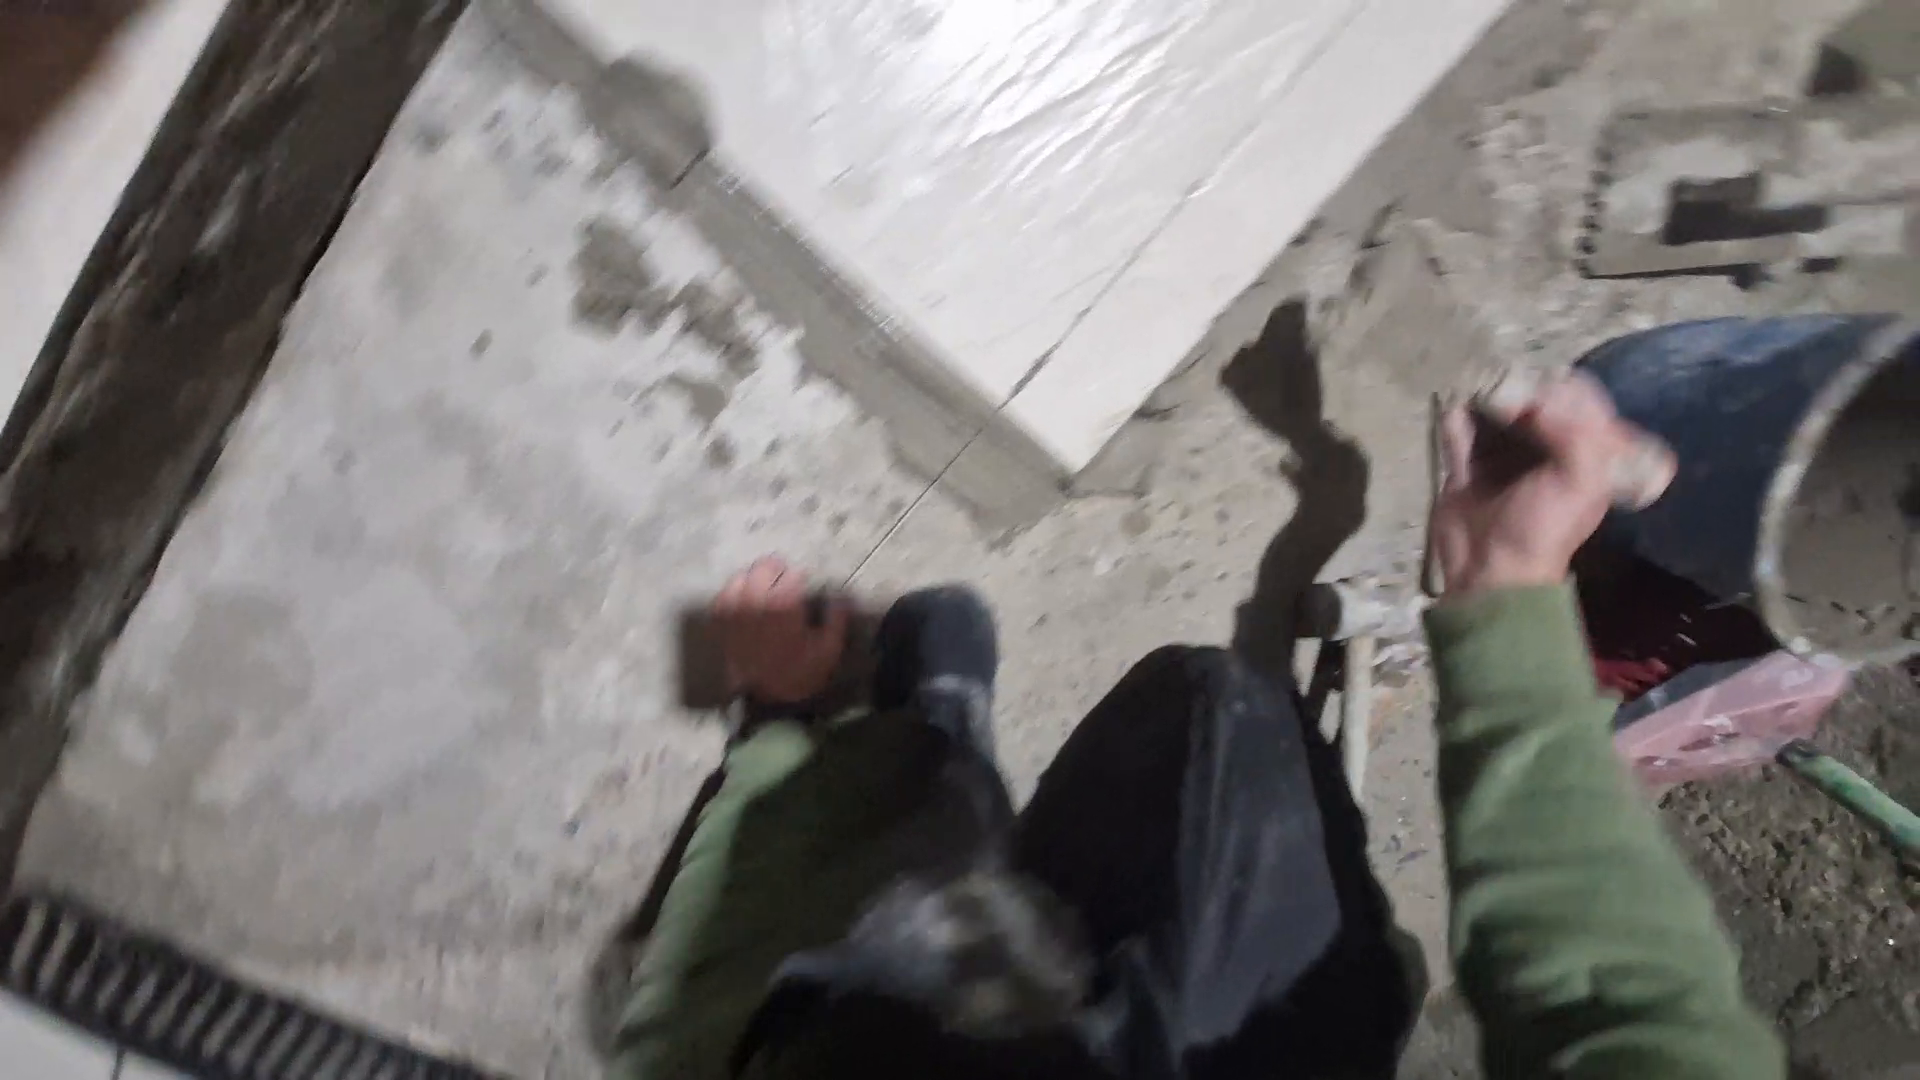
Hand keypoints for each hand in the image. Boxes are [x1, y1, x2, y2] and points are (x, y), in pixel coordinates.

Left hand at [712, 556, 848, 703]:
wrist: (766, 702)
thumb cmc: (800, 674)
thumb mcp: (829, 650)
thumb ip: (836, 619)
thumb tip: (840, 597)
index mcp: (785, 606)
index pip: (792, 575)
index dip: (799, 577)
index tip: (803, 582)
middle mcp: (758, 603)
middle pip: (763, 569)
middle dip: (775, 568)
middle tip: (783, 574)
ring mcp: (736, 612)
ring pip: (740, 578)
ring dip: (753, 576)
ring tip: (762, 583)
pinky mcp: (722, 625)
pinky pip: (722, 597)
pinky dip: (732, 591)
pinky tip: (741, 595)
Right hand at [1430, 371, 1651, 596]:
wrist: (1489, 567)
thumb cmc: (1543, 527)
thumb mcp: (1581, 481)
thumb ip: (1576, 434)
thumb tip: (1534, 401)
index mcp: (1583, 451)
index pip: (1580, 400)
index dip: (1560, 389)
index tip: (1536, 398)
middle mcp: (1544, 447)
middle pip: (1533, 400)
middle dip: (1516, 390)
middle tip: (1500, 392)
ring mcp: (1501, 456)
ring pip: (1492, 413)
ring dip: (1481, 400)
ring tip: (1473, 391)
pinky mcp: (1464, 467)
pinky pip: (1457, 435)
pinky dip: (1453, 422)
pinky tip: (1452, 413)